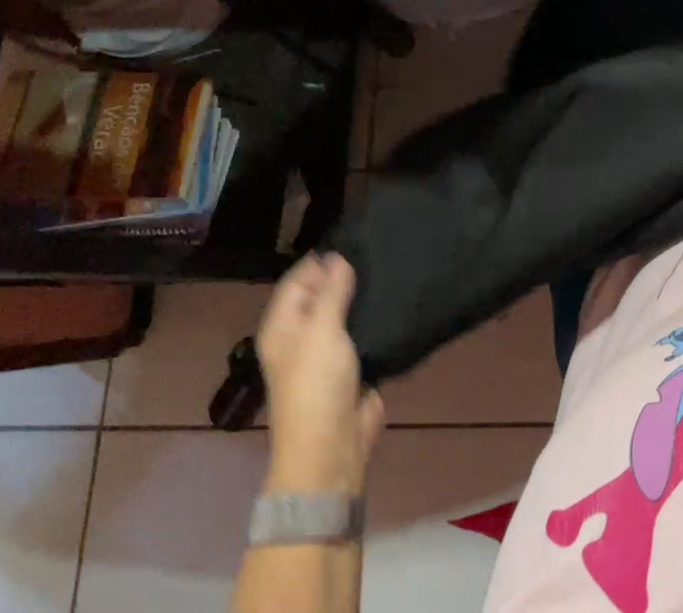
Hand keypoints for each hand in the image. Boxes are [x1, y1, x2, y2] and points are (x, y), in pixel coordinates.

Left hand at [256, 252, 384, 495]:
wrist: (333, 443)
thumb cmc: (317, 384)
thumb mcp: (321, 331)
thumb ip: (331, 293)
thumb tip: (338, 258)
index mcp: (283, 326)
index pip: (298, 281)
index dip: (321, 261)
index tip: (354, 238)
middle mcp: (302, 335)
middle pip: (322, 296)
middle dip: (346, 277)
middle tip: (381, 249)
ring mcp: (329, 352)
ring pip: (347, 316)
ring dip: (364, 299)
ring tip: (394, 269)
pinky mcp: (355, 366)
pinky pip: (366, 335)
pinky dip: (378, 321)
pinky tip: (398, 303)